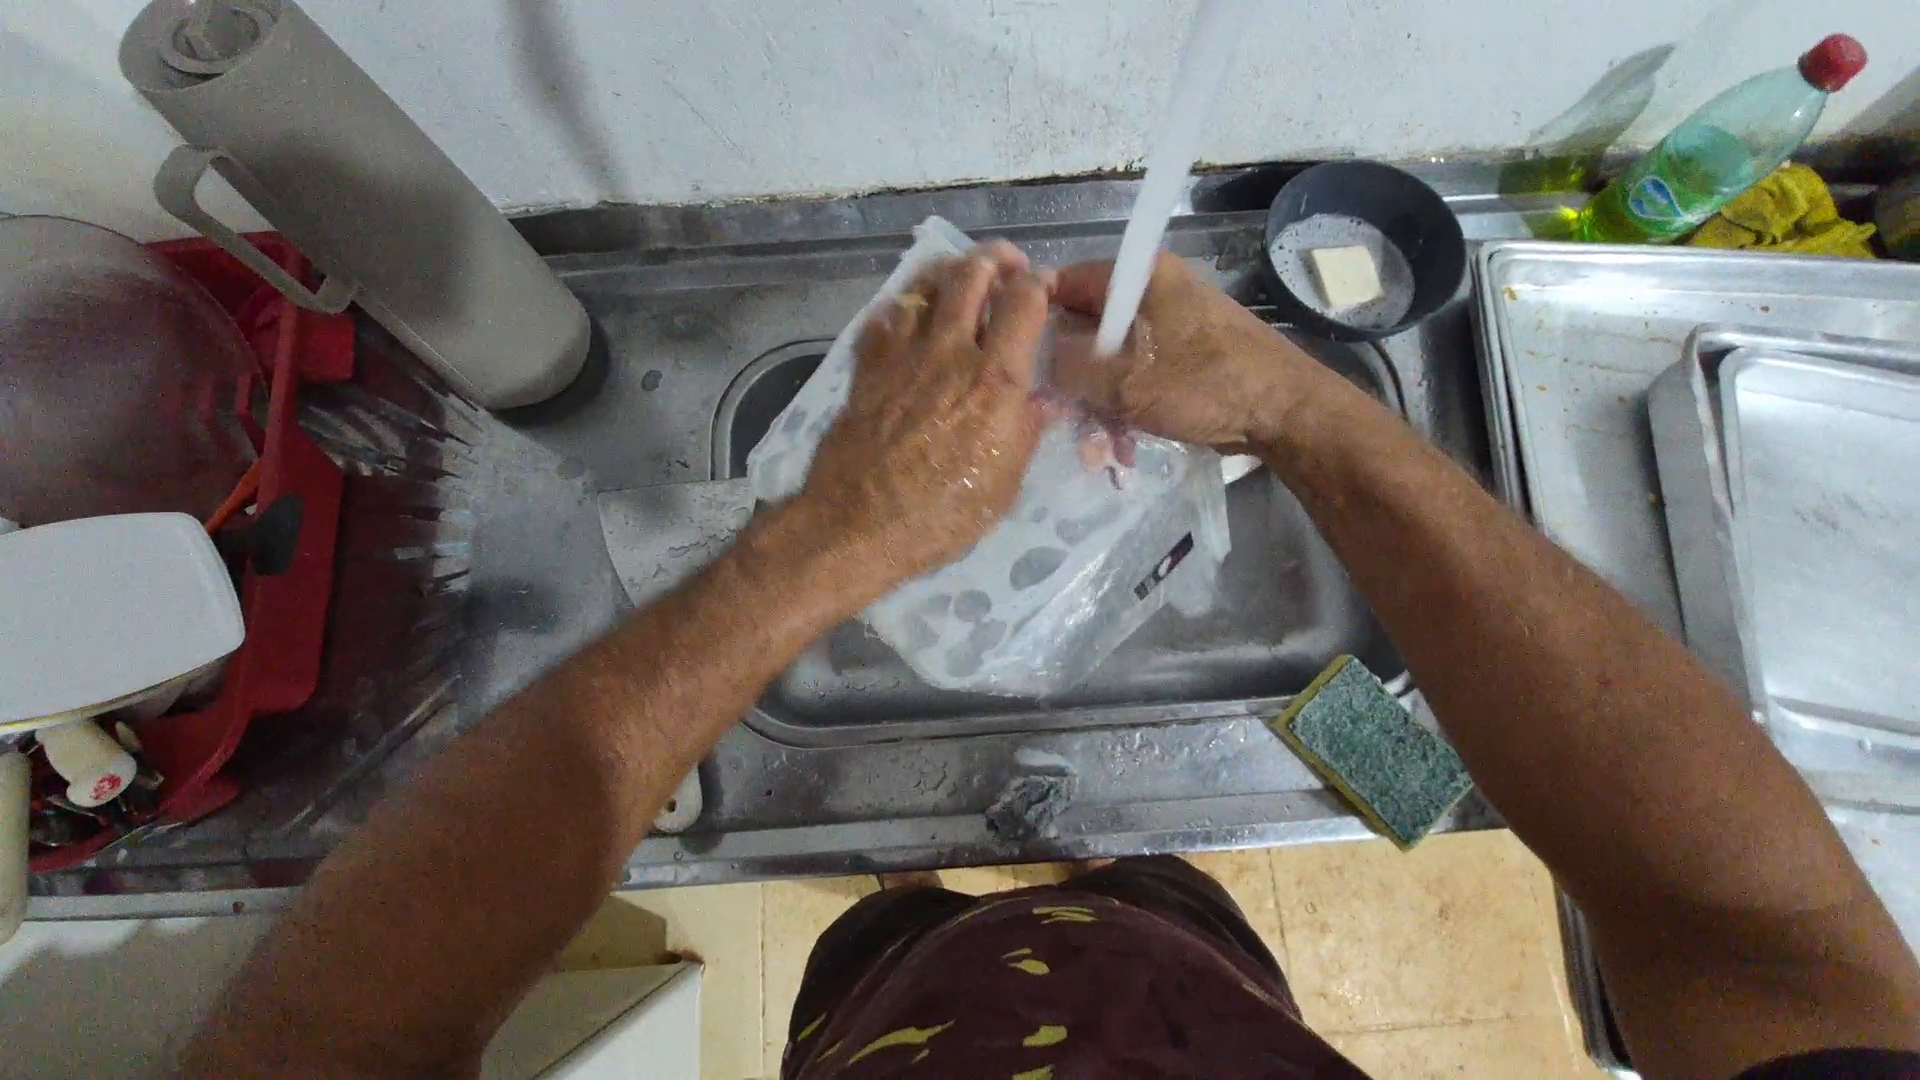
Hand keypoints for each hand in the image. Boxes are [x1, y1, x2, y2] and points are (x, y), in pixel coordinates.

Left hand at [797, 241, 1050, 583]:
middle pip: (971, 275)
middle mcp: (949, 353)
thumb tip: (1047, 401)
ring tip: (960, 279)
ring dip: (948, 273)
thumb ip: (1026, 433)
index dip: (1040, 282)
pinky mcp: (866, 368)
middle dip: (994, 258)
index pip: (1024, 302)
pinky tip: (908, 318)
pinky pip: (883, 318)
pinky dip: (902, 307)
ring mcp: (902, 356)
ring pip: (924, 286)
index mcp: (995, 382)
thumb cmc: (941, 517)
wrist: (858, 525)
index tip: (1045, 284)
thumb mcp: (1002, 486)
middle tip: (1005, 265)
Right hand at [1050, 253, 1327, 452]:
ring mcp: (1166, 323)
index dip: (1036, 323)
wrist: (1283, 412)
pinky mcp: (1178, 353)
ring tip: (1096, 445)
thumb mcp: (1124, 381)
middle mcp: (1150, 290)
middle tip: (1060, 414)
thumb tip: (1034, 362)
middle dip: (1070, 376)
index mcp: (1138, 277)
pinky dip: (1121, 404)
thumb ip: (1069, 368)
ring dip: (1096, 400)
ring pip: (1107, 357)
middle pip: (1084, 326)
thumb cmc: (1205, 385)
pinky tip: (1119, 444)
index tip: (1021, 364)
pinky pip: (1133, 373)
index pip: (1063, 283)